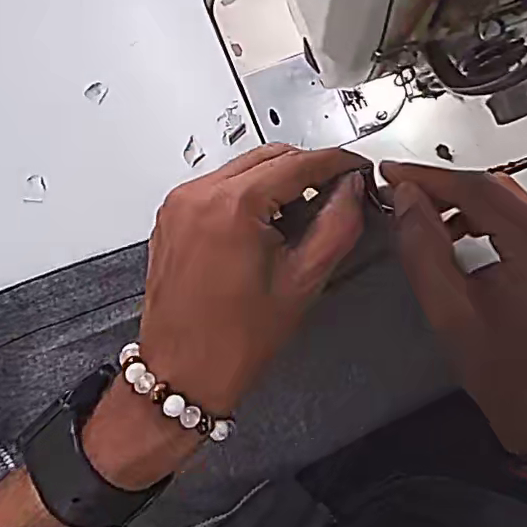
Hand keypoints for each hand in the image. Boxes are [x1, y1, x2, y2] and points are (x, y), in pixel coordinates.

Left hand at [83, 144, 369, 486]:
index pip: (298, 163)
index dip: (337, 163)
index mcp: (231, 207)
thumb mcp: (303, 281)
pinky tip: (267, 223)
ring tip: (302, 215)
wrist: (184, 370)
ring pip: (244, 167)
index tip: (353, 168)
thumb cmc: (231, 341)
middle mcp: (198, 196)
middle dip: (308, 168)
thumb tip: (351, 192)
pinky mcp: (172, 216)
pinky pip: (219, 185)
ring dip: (278, 179)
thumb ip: (338, 225)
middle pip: (270, 156)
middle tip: (336, 191)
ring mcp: (180, 204)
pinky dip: (249, 193)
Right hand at [383, 161, 526, 458]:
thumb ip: (422, 246)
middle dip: (440, 187)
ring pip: (499, 199)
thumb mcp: (448, 307)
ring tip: (419, 214)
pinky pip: (510, 218)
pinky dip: (476, 217)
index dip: (426, 177)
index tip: (392, 174)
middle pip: (490, 188)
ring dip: (457, 202)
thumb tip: (406, 199)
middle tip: (399, 191)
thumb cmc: (502, 369)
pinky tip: (450, 233)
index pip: (476, 188)